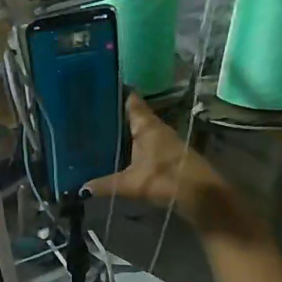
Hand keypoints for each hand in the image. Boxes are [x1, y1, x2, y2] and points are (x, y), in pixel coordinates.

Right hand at [85, 94, 263, 240]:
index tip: (101, 87)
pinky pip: (149, 144)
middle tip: (93, 113)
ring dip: (128, 131)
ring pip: (143, 131)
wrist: (201, 195)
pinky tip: (125, 153)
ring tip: (104, 132)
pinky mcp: (172, 155)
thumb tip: (81, 189)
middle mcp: (157, 128)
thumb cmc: (165, 179)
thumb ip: (106, 185)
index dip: (118, 93)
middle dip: (118, 115)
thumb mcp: (130, 184)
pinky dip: (137, 145)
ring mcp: (167, 141)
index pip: (132, 101)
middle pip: (136, 116)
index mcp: (147, 126)